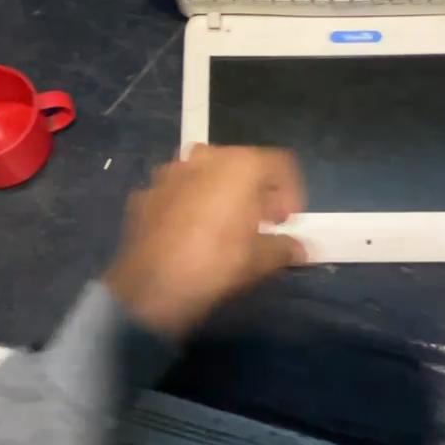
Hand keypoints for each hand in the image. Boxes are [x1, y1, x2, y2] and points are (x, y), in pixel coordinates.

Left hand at [104, 145, 307, 337]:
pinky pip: (177, 191)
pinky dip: (189, 204)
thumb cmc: (216, 264)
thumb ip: (285, 248)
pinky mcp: (144, 192)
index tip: (288, 220)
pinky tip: (189, 233)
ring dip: (219, 192)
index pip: (280, 164)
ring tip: (224, 225)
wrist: (151, 287)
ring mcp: (169, 172)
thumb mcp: (261, 260)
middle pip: (240, 164)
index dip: (291, 191)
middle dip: (254, 189)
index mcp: (239, 164)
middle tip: (260, 220)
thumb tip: (299, 249)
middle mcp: (204, 157)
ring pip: (204, 173)